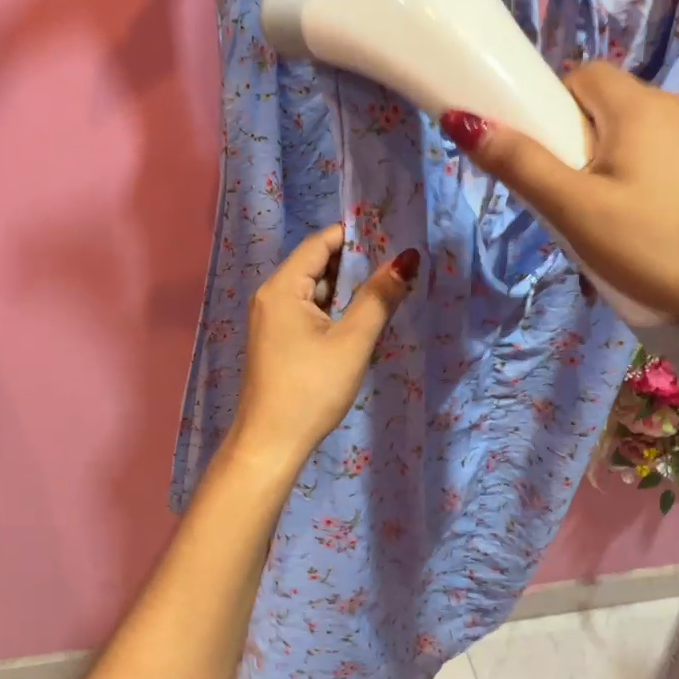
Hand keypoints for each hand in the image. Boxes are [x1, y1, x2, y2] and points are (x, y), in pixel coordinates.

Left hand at [228, 224, 418, 468]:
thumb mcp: (352, 341)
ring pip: (314, 290)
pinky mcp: (277, 339)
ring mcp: (272, 319)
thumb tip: (407, 258)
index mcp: (282, 287)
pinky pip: (308, 310)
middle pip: (316, 264)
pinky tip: (361, 318)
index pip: (319, 243)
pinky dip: (334, 309)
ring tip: (387, 289)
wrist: (270, 443)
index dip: (354, 235)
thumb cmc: (311, 389)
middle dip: (355, 263)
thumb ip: (379, 297)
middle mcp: (271, 295)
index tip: (392, 235)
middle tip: (397, 265)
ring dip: (347, 289)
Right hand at [439, 60, 678, 345]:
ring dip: (612, 173)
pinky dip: (650, 191)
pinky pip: (672, 169)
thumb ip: (520, 166)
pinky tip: (654, 240)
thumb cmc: (665, 247)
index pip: (580, 76)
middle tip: (567, 202)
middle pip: (609, 110)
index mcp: (636, 107)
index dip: (550, 107)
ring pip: (640, 144)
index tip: (538, 153)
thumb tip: (463, 121)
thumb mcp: (577, 211)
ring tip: (608, 230)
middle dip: (577, 147)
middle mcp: (677, 110)